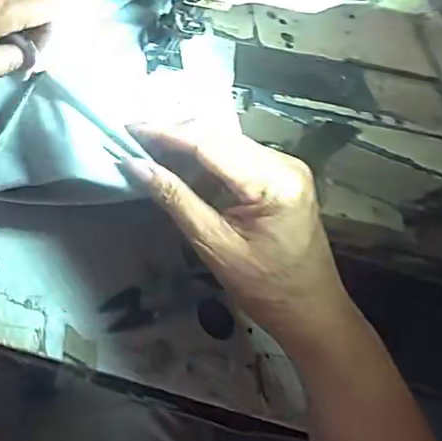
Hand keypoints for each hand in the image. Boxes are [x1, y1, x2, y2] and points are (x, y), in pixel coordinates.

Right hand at [126, 120, 361, 357]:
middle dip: (171, 133)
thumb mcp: (213, 245)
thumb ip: (175, 198)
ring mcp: (283, 166)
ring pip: (222, 139)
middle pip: (216, 135)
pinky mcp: (278, 173)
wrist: (312, 312)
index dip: (165, 133)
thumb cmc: (266, 288)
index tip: (129, 129)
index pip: (209, 144)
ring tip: (146, 146)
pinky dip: (200, 153)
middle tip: (131, 136)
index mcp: (274, 182)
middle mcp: (283, 164)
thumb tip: (135, 165)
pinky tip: (175, 160)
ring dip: (183, 141)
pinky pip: (231, 152)